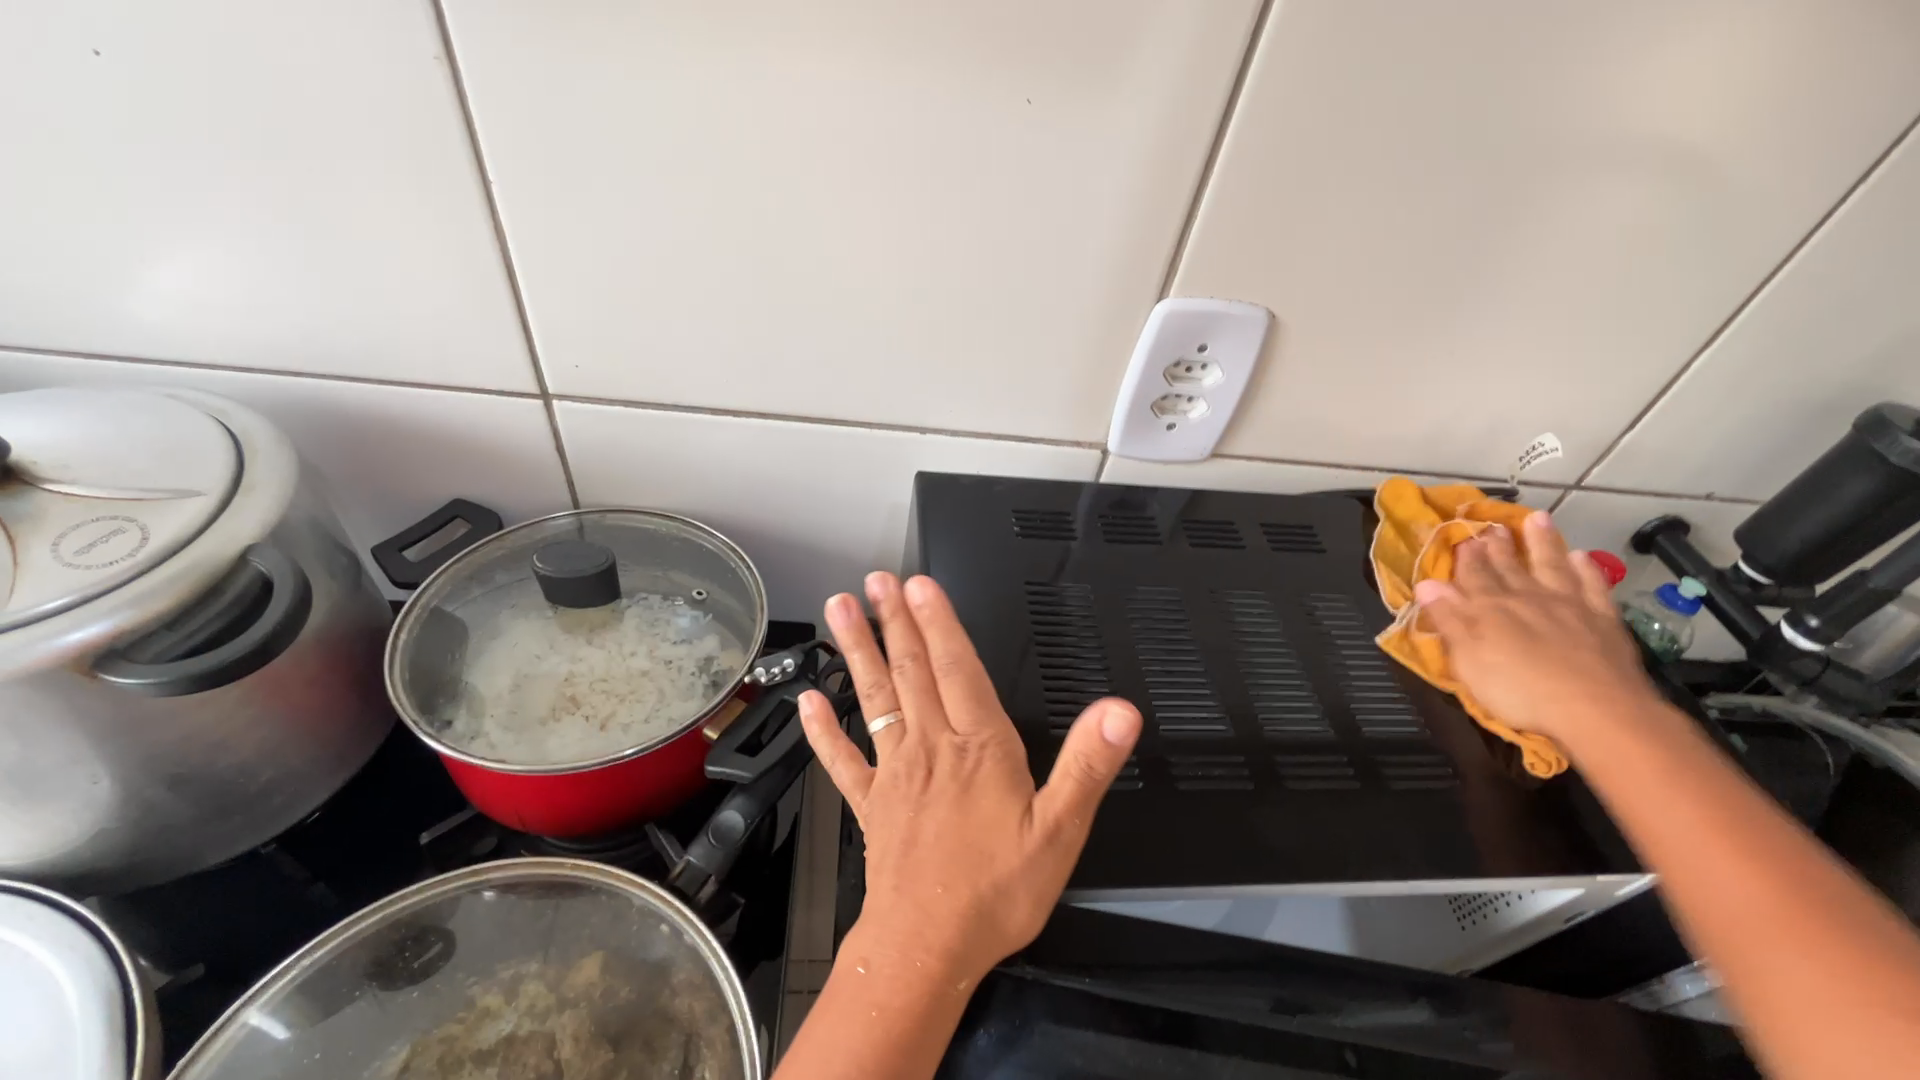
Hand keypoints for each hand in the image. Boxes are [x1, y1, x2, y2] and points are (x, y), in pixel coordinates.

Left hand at [797, 572, 1141, 985]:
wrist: (929, 946)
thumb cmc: (995, 892)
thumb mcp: (1060, 829)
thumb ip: (1088, 764)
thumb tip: (1119, 711)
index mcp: (979, 749)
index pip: (957, 669)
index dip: (940, 622)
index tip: (920, 584)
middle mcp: (933, 750)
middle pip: (911, 671)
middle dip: (895, 621)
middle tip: (876, 580)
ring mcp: (896, 774)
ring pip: (875, 699)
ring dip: (858, 652)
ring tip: (841, 610)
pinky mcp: (873, 805)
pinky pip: (844, 760)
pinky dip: (824, 730)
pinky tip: (807, 703)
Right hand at [1412, 511, 1666, 752]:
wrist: (1594, 709)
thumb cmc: (1518, 690)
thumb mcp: (1467, 659)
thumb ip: (1448, 619)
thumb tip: (1427, 584)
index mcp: (1489, 609)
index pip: (1473, 575)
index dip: (1466, 556)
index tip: (1462, 536)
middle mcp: (1527, 598)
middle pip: (1509, 566)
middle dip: (1498, 545)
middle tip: (1492, 525)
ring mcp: (1568, 605)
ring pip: (1552, 564)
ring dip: (1542, 542)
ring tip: (1537, 518)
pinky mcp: (1603, 619)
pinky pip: (1593, 585)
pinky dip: (1586, 568)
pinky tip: (1581, 557)